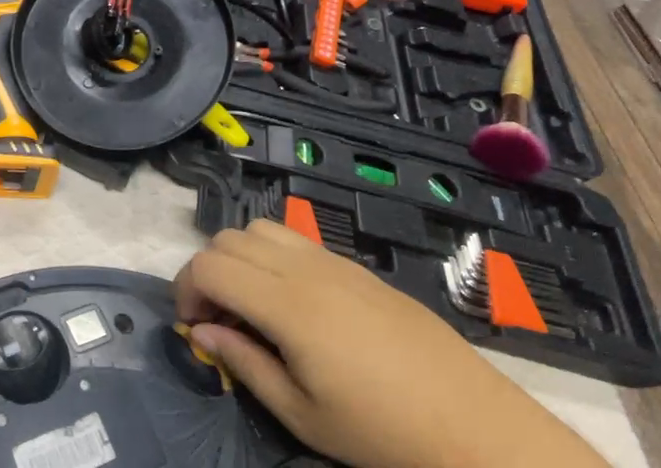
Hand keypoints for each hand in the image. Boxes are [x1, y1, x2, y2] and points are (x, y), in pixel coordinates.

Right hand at [174, 220, 607, 467]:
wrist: (476, 429)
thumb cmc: (382, 432)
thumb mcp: (302, 415)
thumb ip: (245, 365)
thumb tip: (204, 332)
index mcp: (287, 305)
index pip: (209, 265)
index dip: (185, 290)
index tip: (193, 327)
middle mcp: (306, 269)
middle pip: (229, 239)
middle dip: (207, 272)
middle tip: (217, 320)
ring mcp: (336, 263)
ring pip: (262, 228)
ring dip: (239, 257)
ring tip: (250, 305)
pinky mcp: (360, 270)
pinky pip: (297, 241)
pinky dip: (272, 257)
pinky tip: (292, 304)